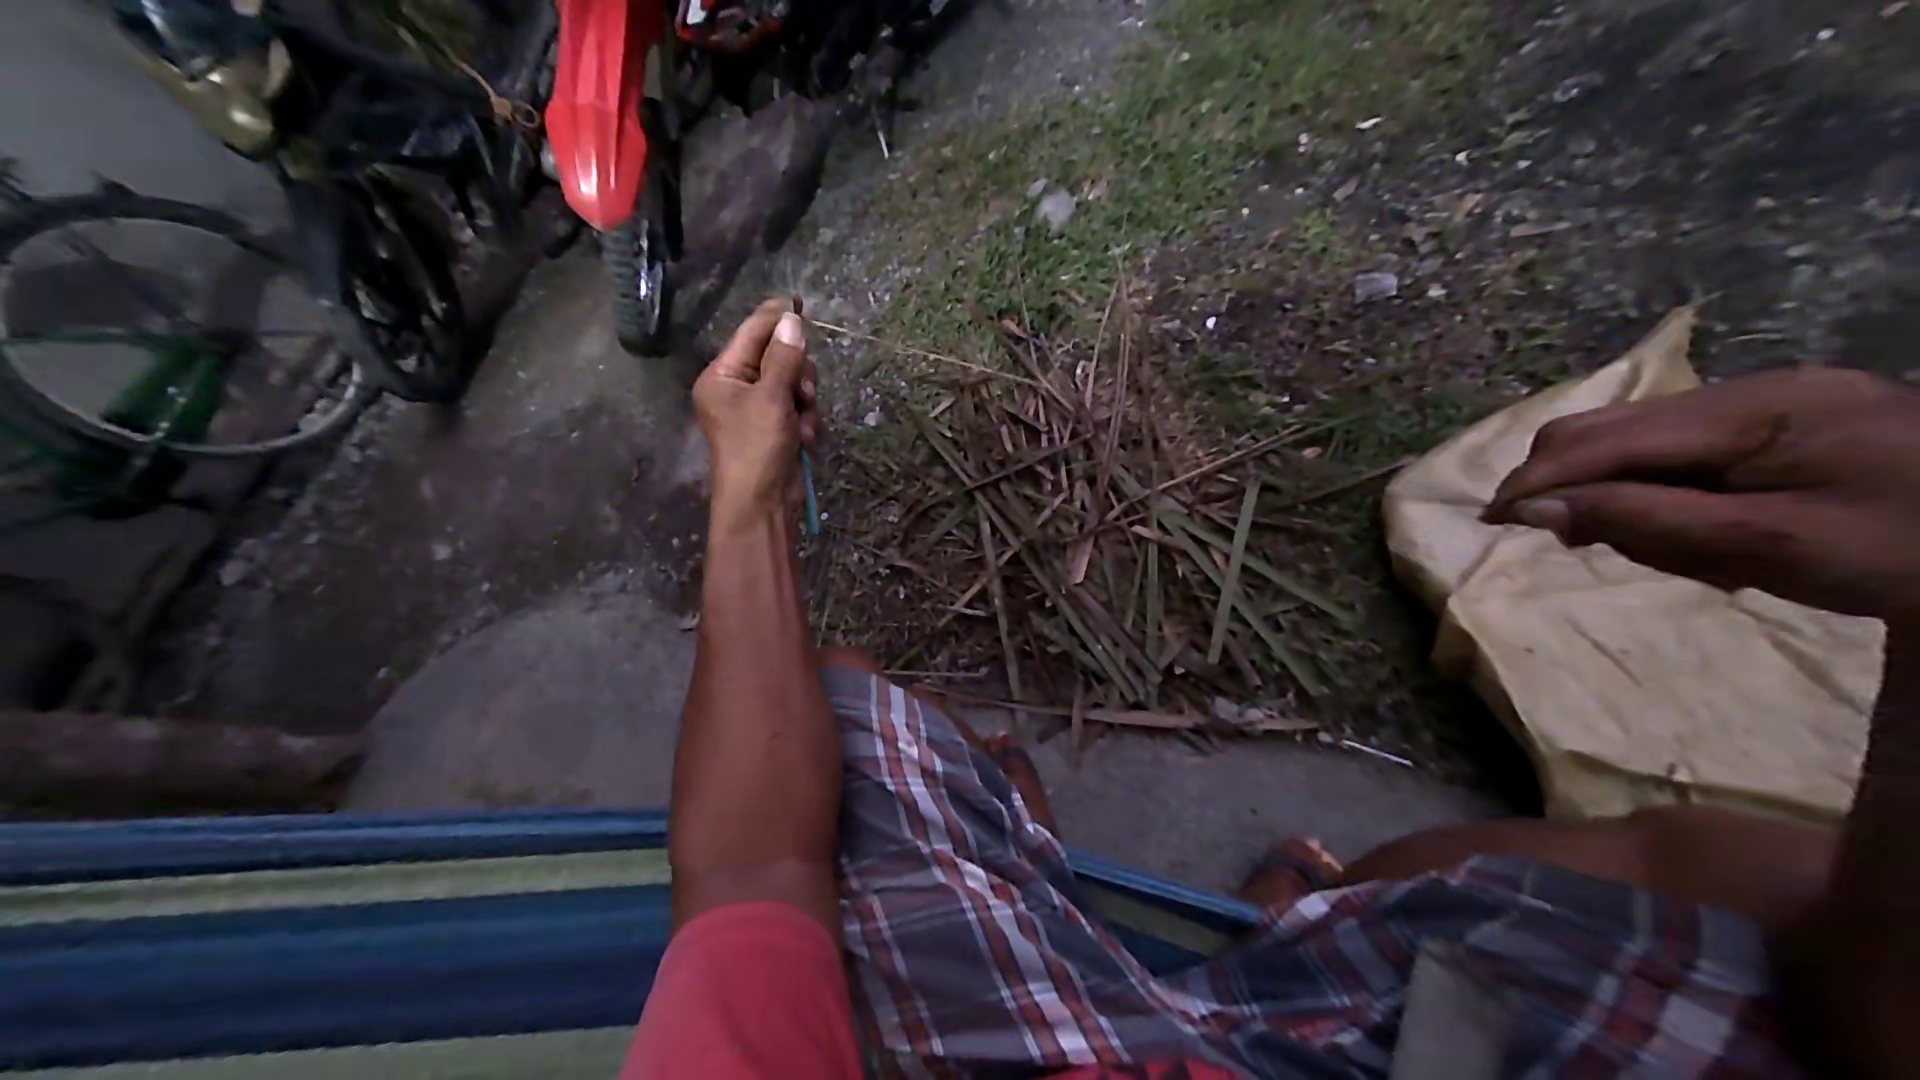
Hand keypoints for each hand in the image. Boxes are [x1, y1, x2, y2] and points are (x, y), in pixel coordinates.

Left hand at [693, 298, 818, 530]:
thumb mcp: (772, 399)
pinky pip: (798, 408)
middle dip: (797, 374)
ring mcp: (757, 409)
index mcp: (722, 377)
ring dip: (805, 402)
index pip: (750, 335)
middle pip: (777, 358)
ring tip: (804, 423)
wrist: (761, 503)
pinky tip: (805, 438)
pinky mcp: (775, 428)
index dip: (774, 318)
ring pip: (793, 384)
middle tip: (804, 391)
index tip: (798, 301)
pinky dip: (805, 421)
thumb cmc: (756, 448)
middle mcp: (736, 389)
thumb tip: (792, 320)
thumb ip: (783, 358)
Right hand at [1484, 367, 1919, 622]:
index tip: (1491, 521)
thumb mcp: (1772, 546)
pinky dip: (1646, 488)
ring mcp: (1764, 402)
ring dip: (1608, 489)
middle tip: (1561, 536)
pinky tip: (1677, 520)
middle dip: (1566, 481)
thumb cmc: (1913, 553)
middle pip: (1609, 426)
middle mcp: (1754, 389)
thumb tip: (1534, 508)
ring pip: (1629, 437)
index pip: (1611, 437)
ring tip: (1646, 541)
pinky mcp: (1771, 422)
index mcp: (1763, 408)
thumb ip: (1643, 520)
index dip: (1540, 476)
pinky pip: (1669, 449)